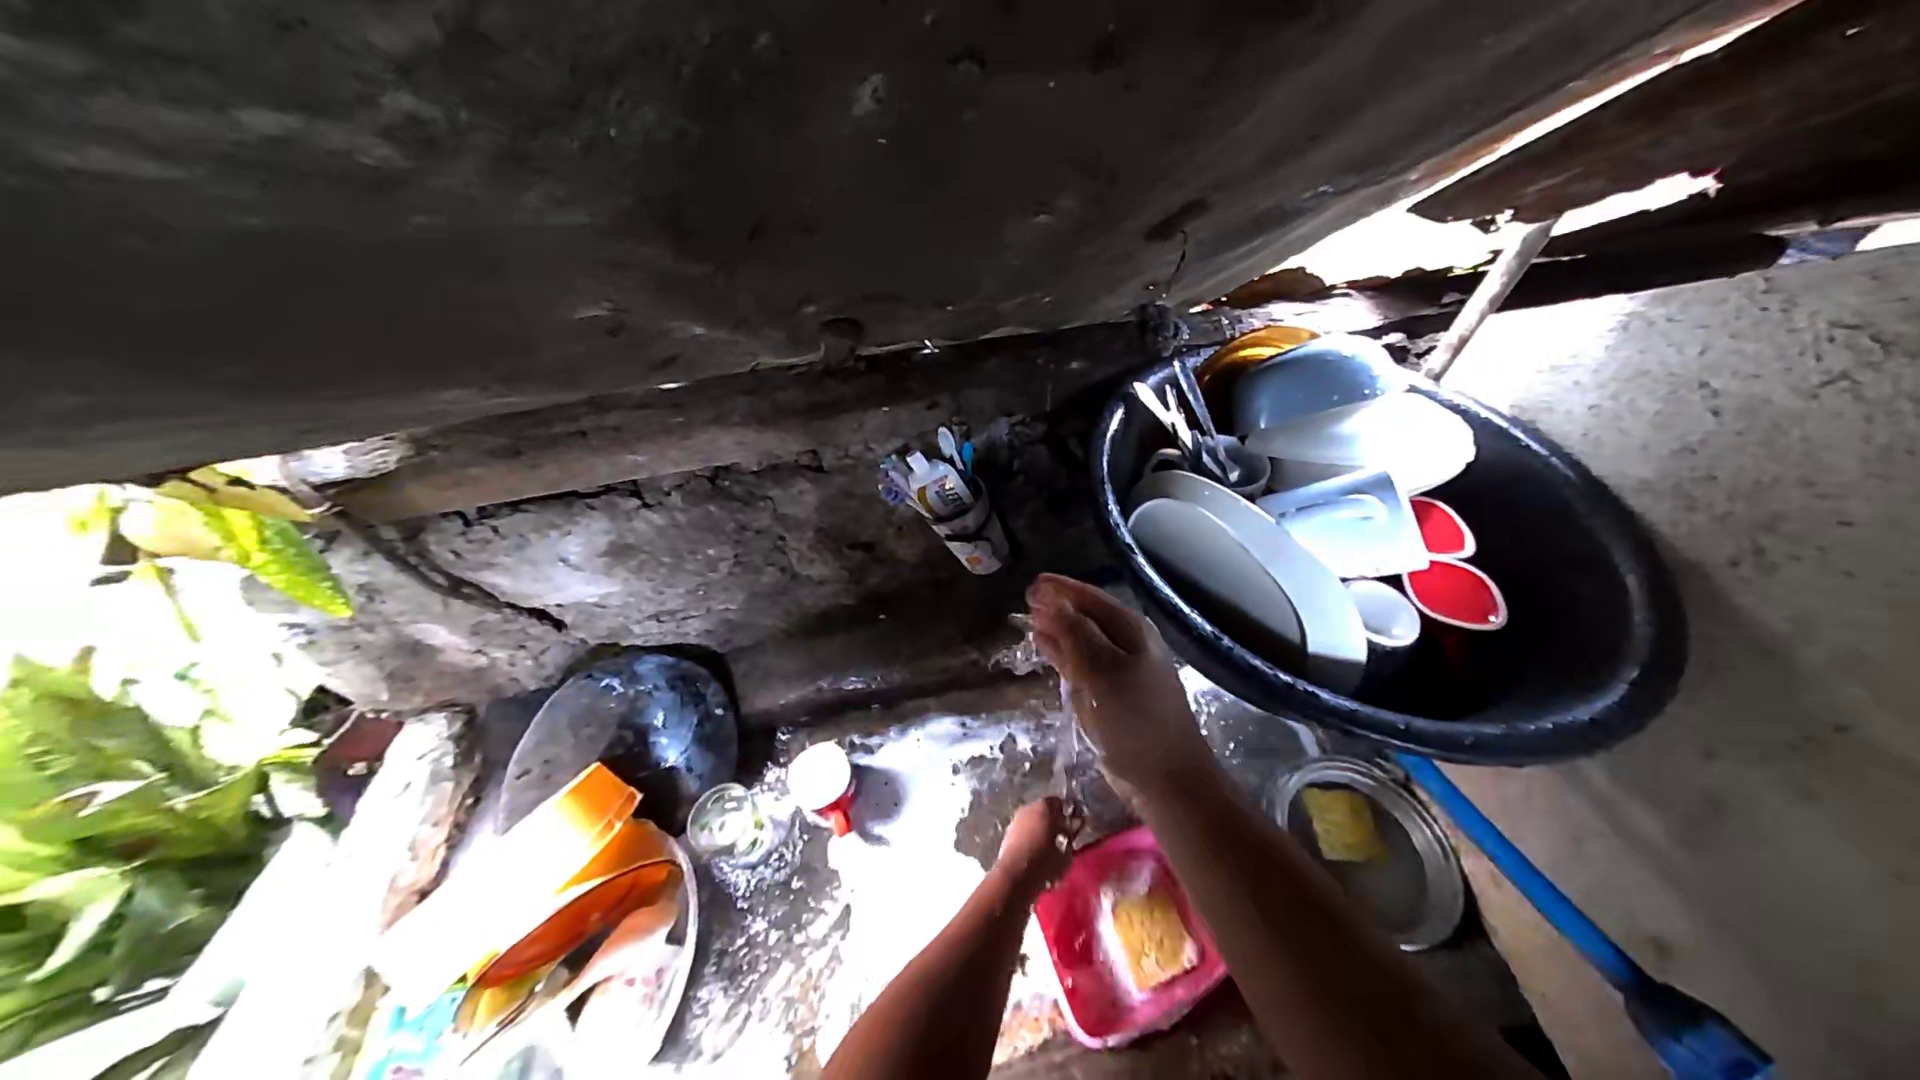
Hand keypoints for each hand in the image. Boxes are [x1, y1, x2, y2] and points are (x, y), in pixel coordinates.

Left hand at [994, 796, 1079, 896]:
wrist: (1014, 875)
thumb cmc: (1045, 862)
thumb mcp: (1066, 852)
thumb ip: (1071, 837)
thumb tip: (1072, 831)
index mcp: (1045, 806)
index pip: (1061, 804)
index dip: (1068, 815)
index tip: (1074, 827)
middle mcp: (1029, 807)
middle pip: (1045, 811)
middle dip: (1054, 823)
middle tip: (1063, 838)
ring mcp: (1016, 819)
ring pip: (1033, 822)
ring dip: (1041, 831)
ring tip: (1049, 850)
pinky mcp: (1008, 832)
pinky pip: (1024, 832)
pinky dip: (1030, 839)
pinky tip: (1036, 854)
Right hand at [1026, 574, 1218, 800]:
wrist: (1164, 776)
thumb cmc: (1136, 719)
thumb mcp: (1103, 671)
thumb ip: (1076, 633)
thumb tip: (1049, 599)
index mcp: (1132, 632)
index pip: (1092, 599)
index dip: (1063, 590)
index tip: (1033, 584)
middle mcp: (1128, 645)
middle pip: (1088, 617)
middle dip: (1059, 607)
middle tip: (1027, 600)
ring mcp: (1119, 671)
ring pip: (1083, 640)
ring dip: (1058, 629)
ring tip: (1031, 620)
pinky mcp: (1110, 695)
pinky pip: (1081, 664)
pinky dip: (1063, 654)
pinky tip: (1046, 648)